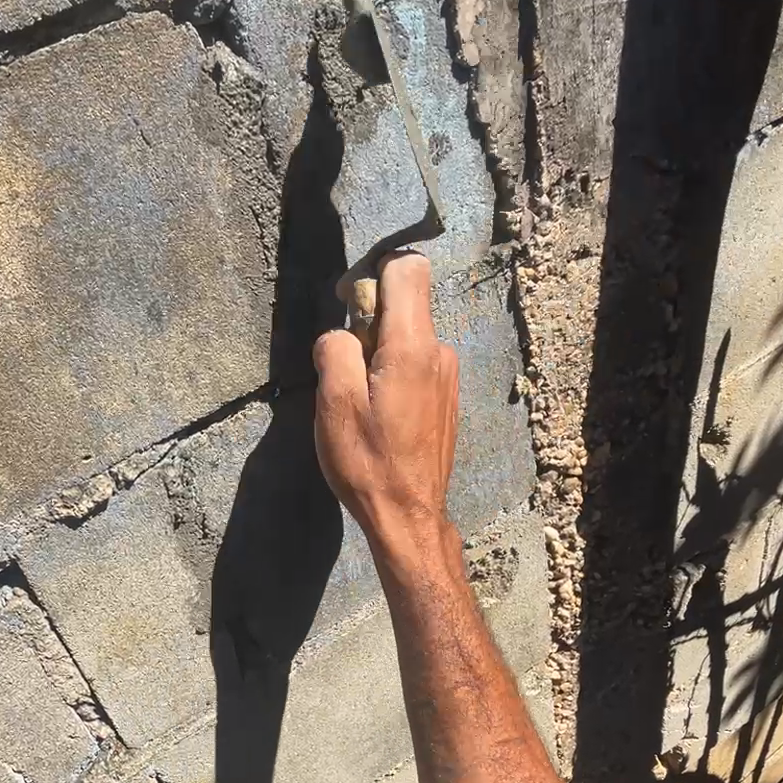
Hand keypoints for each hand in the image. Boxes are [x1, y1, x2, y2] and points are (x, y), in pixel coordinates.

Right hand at [313, 251, 458, 560]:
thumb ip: (335, 349)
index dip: (372, 273)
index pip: (407, 267)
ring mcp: (448, 375)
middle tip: (347, 375)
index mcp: (412, 346)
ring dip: (378, 355)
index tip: (349, 310)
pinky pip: (415, 363)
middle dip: (368, 324)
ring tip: (363, 405)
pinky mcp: (446, 396)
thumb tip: (342, 331)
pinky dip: (392, 375)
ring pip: (406, 336)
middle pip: (403, 303)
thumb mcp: (335, 404)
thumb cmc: (368, 462)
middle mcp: (439, 351)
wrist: (408, 515)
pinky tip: (381, 417)